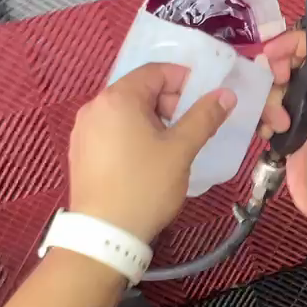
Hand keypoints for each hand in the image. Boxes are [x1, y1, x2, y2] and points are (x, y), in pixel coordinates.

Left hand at [68, 63, 237, 240]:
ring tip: (171, 147)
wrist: (105, 234)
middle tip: (190, 128)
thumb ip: (204, 117)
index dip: (184, 80)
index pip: (155, 72)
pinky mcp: (81, 152)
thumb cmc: (145, 186)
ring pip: (126, 112)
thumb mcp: (180, 150)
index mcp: (118, 98)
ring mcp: (83, 130)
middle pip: (139, 90)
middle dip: (169, 103)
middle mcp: (95, 107)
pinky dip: (133, 135)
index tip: (204, 100)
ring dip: (153, 121)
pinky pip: (112, 131)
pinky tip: (146, 161)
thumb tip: (225, 94)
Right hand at [264, 38, 306, 219]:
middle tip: (276, 95)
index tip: (270, 57)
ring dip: (268, 105)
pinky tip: (269, 136)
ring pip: (273, 91)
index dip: (288, 45)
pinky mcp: (289, 132)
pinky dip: (264, 122)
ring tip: (278, 127)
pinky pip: (267, 114)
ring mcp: (302, 113)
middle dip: (273, 78)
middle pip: (286, 66)